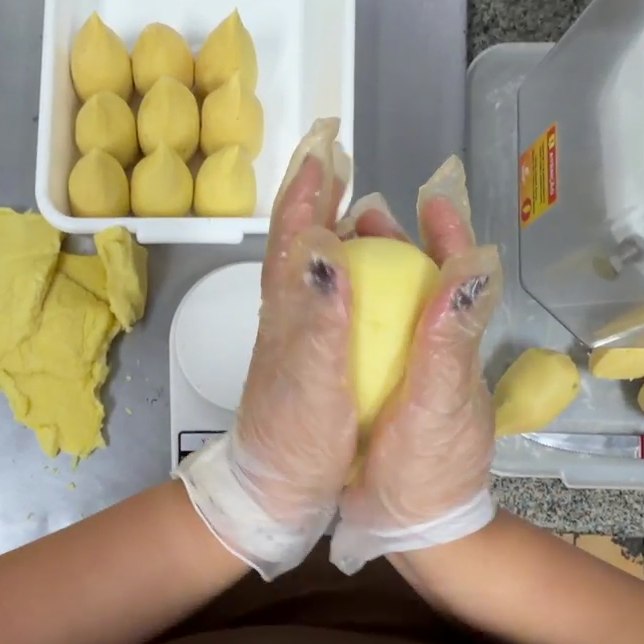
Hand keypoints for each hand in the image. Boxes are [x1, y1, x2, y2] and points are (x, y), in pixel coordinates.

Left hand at [175, 119, 354, 579]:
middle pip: (302, 248)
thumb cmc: (295, 442)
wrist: (274, 496)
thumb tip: (328, 245)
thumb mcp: (312, 381)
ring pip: (317, 274)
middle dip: (320, 201)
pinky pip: (333, 306)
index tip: (325, 147)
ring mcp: (299, 342)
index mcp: (287, 315)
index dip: (307, 192)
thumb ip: (323, 318)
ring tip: (368, 212)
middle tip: (344, 163)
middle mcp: (289, 319)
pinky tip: (369, 286)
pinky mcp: (313, 366)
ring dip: (338, 235)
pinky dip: (349, 280)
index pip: (294, 239)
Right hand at [329, 157, 502, 573]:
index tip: (428, 196)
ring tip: (336, 243)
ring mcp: (404, 374)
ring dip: (369, 271)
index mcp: (454, 348)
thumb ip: (447, 341)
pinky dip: (346, 313)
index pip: (460, 275)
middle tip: (359, 210)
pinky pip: (365, 340)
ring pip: (390, 308)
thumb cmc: (427, 471)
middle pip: (420, 282)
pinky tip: (322, 310)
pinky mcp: (377, 395)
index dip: (448, 232)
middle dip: (397, 241)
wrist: (406, 527)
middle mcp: (432, 352)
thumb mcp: (437, 406)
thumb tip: (466, 261)